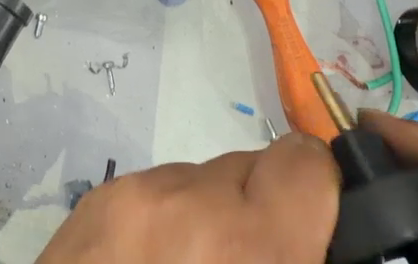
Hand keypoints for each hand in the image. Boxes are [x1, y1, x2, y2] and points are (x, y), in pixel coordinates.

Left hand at [35, 132, 341, 262]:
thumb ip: (290, 259)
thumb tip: (299, 246)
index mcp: (255, 246)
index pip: (306, 163)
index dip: (319, 191)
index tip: (314, 223)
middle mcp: (195, 202)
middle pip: (251, 166)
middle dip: (258, 211)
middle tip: (246, 263)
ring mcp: (138, 193)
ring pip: (200, 177)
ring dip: (208, 215)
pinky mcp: (98, 197)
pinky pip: (154, 189)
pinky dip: (164, 220)